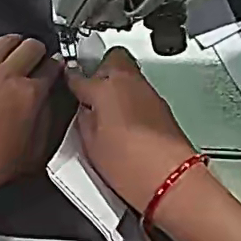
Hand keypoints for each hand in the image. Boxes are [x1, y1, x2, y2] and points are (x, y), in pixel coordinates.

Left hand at [0, 35, 62, 225]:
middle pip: (32, 46)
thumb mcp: (34, 150)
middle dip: (41, 52)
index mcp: (29, 94)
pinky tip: (0, 68)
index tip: (57, 72)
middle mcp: (7, 77)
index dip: (58, 69)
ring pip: (8, 41)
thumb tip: (50, 103)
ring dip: (18, 46)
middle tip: (41, 61)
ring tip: (22, 56)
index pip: (52, 67)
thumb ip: (47, 120)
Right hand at [65, 47, 199, 211]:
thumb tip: (82, 111)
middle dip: (98, 69)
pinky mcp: (163, 107)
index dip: (70, 79)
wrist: (171, 182)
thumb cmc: (134, 167)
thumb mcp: (90, 144)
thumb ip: (82, 118)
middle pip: (112, 58)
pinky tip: (124, 122)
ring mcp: (149, 93)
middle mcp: (129, 83)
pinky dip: (130, 100)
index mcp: (104, 88)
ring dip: (116, 84)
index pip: (78, 75)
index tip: (68, 83)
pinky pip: (140, 92)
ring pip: (128, 74)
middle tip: (89, 88)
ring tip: (106, 110)